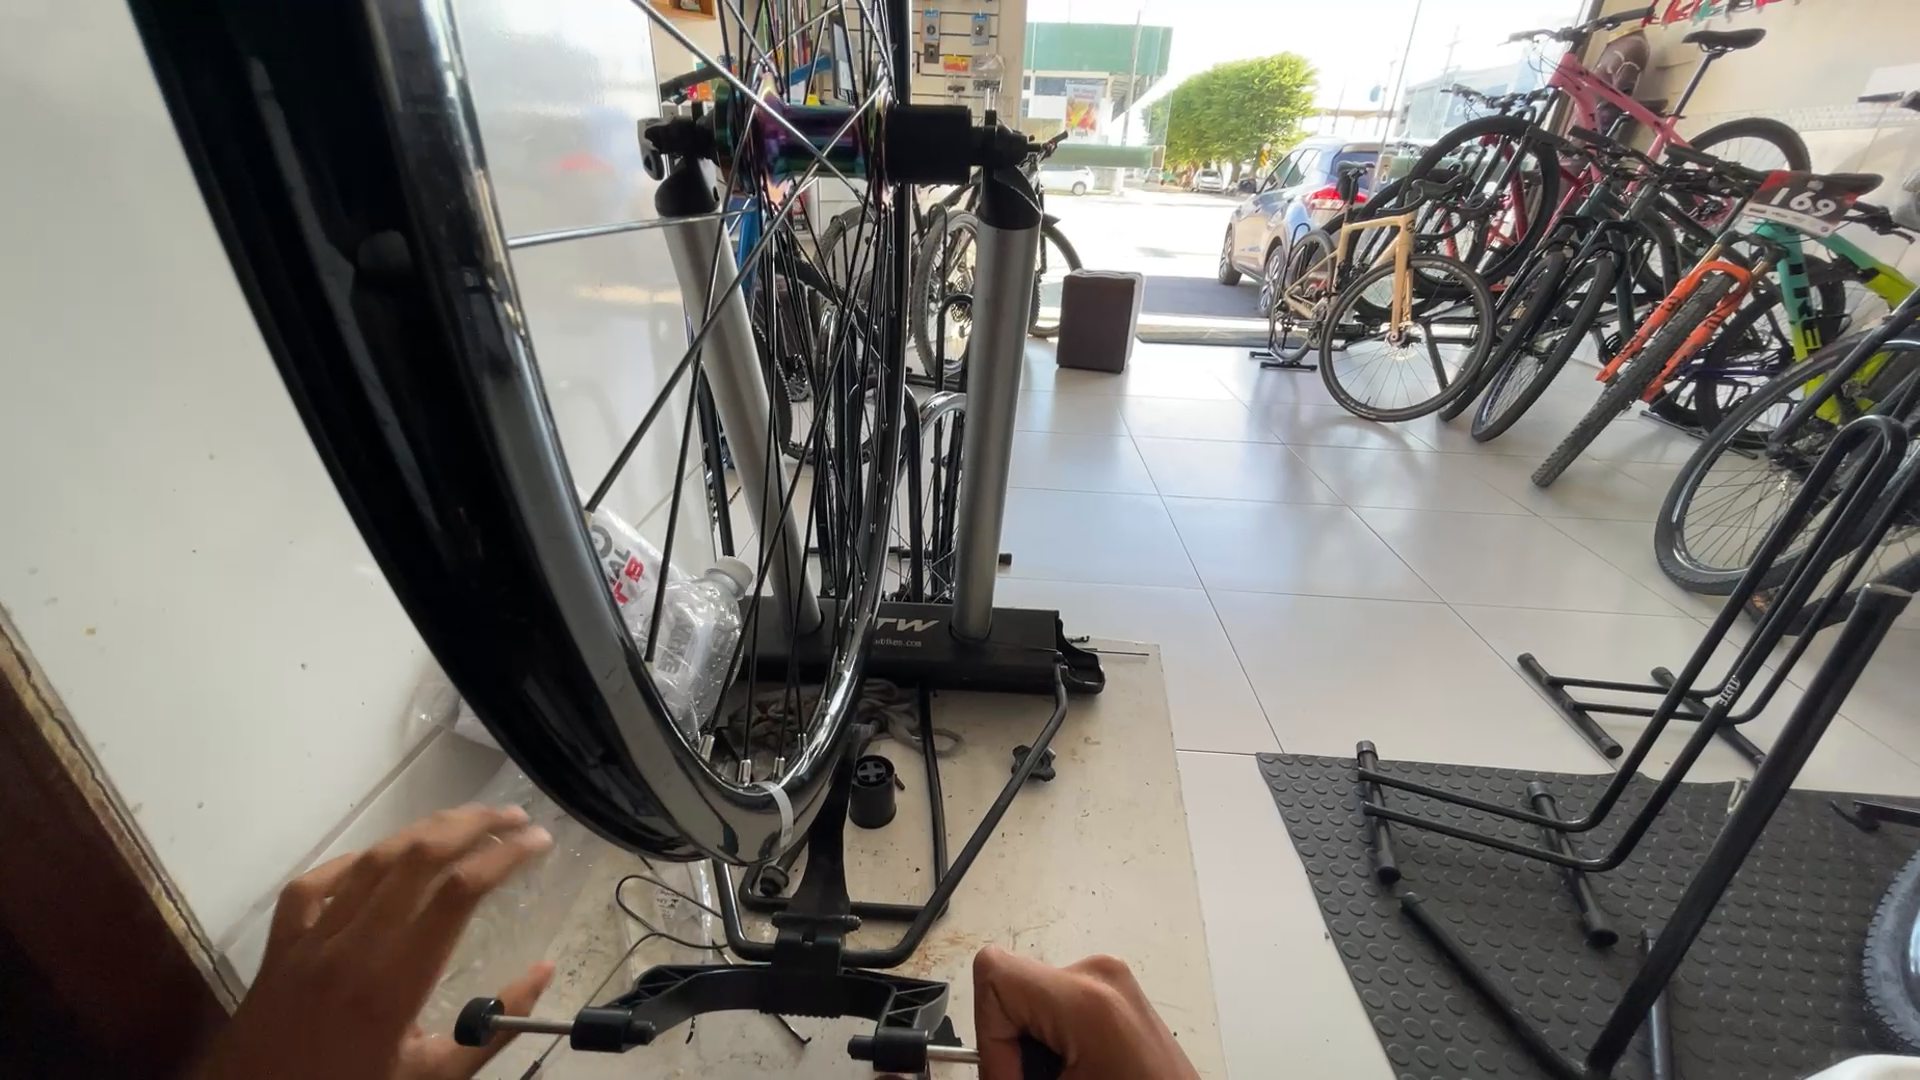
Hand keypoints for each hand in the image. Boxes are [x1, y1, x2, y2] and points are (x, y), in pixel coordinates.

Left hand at [194, 804, 557, 1079]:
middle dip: (475, 825)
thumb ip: (493, 1027)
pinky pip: (312, 887)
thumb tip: (546, 971)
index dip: (506, 855)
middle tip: (515, 816)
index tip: (540, 841)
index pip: (460, 892)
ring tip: (468, 818)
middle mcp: (353, 950)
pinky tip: (380, 857)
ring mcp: (309, 946)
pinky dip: (352, 862)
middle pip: (420, 857)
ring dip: (428, 828)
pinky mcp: (277, 952)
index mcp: (394, 983)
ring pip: (374, 860)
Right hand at [972, 946, 1198, 1079]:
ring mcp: (1113, 980)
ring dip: (1033, 1045)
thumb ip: (1006, 1075)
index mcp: (1087, 999)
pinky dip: (1055, 1041)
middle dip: (1012, 1045)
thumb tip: (985, 1068)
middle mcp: (1101, 974)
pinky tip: (1078, 1073)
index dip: (989, 1036)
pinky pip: (1061, 1003)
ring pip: (1034, 998)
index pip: (994, 974)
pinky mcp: (1118, 994)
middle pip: (1014, 987)